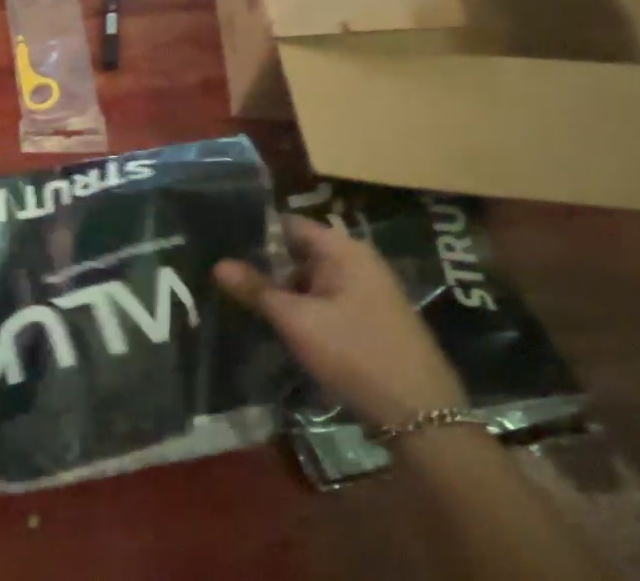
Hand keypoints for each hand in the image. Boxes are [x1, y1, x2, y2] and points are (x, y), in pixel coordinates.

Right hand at [214, 214, 467, 427]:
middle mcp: (358, 263)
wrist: (422, 415)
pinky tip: (273, 323)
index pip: (288, 225)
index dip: (253, 232)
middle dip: (262, 265)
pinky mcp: (367, 319)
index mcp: (344, 251)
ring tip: (237, 298)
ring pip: (308, 280)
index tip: (218, 243)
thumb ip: (256, 290)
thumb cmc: (357, 355)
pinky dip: (298, 308)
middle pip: (297, 252)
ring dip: (279, 290)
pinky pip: (323, 301)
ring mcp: (366, 292)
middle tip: (220, 275)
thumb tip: (217, 264)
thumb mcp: (297, 321)